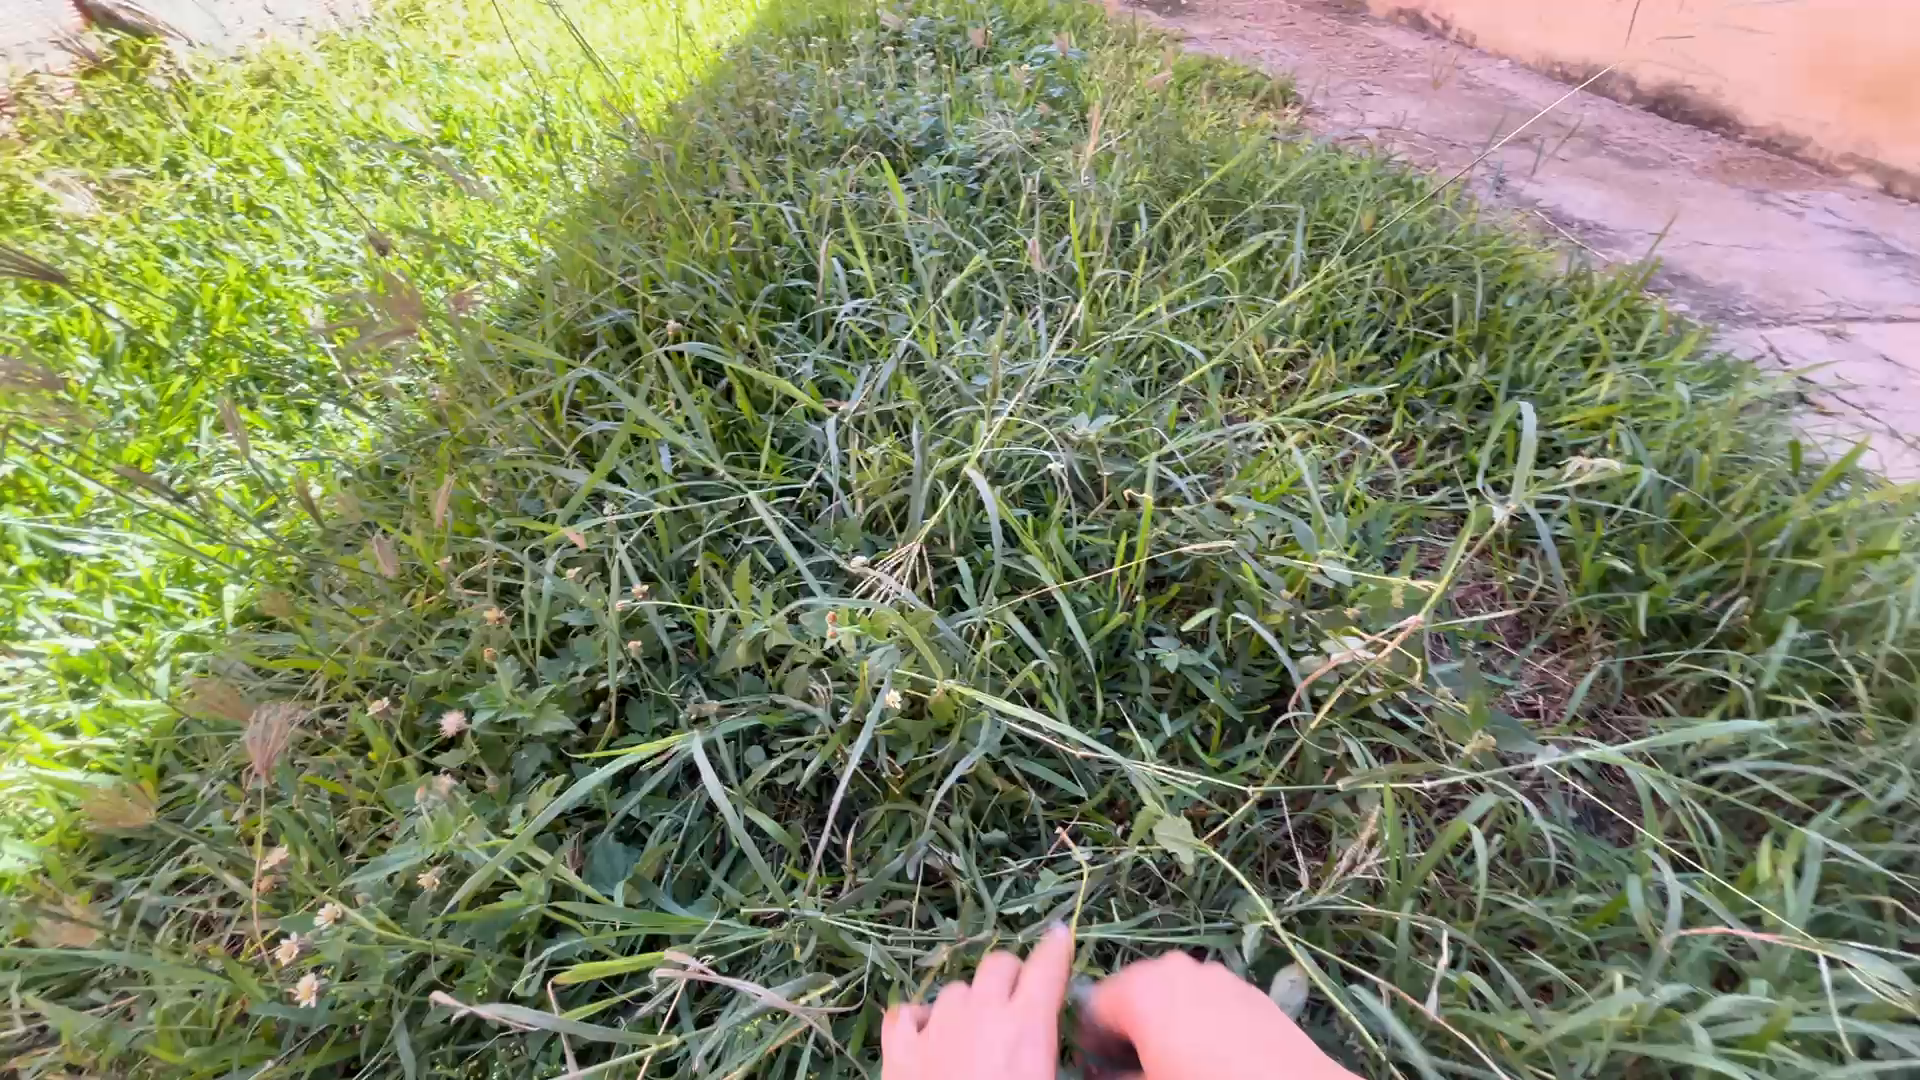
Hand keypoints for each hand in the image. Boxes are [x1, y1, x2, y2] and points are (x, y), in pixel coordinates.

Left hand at [881, 922, 1074, 1079]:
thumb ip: (1053, 1063)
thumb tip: (1055, 1050)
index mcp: (1026, 1028)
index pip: (1047, 968)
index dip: (1056, 949)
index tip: (1061, 936)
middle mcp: (981, 1013)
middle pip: (999, 964)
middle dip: (1012, 977)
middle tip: (1018, 1004)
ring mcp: (935, 1026)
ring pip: (956, 989)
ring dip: (969, 1004)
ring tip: (974, 1035)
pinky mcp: (899, 1049)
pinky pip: (907, 1014)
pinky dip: (919, 1020)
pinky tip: (928, 1039)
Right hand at [1079, 952, 1355, 1079]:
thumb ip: (1116, 1079)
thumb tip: (1103, 1075)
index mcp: (1139, 989)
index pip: (1091, 1007)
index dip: (1090, 1044)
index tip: (1099, 1073)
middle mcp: (1170, 968)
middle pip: (1130, 995)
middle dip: (1127, 1032)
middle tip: (1137, 1072)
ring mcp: (1212, 975)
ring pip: (1170, 996)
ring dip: (1163, 1027)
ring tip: (1178, 1067)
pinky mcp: (1246, 990)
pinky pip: (1205, 1002)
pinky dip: (1198, 1024)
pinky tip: (1216, 1063)